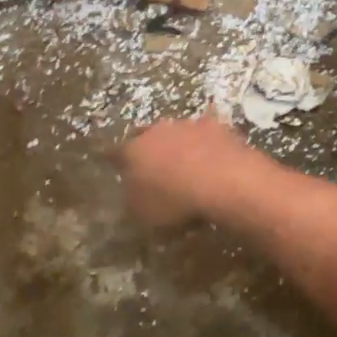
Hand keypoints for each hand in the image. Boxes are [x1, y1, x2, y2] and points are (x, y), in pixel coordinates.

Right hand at [117, 116, 260, 227]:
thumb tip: (132, 191)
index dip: (115, 160)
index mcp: (133, 151)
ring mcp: (186, 124)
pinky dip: (206, 139)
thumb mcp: (143, 212)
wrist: (221, 180)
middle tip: (151, 162)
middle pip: (145, 134)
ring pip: (175, 130)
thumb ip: (133, 198)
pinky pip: (206, 130)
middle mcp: (156, 131)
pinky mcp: (215, 125)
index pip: (115, 152)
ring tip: (185, 160)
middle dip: (146, 147)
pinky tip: (213, 152)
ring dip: (177, 142)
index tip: (116, 166)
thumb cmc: (175, 200)